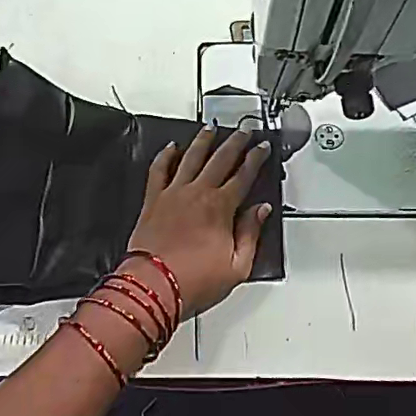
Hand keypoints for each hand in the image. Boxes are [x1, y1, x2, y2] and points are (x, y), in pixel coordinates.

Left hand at [124, 126, 272, 320]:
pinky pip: (159, 169)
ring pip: (191, 157)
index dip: (255, 159)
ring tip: (210, 129)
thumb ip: (251, 234)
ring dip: (203, 141)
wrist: (154, 286)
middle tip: (243, 132)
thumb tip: (260, 212)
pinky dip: (165, 155)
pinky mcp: (153, 200)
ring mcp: (173, 194)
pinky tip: (171, 147)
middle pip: (220, 159)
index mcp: (220, 208)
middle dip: (235, 142)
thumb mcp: (237, 266)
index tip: (261, 148)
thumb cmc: (192, 281)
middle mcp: (197, 194)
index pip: (243, 175)